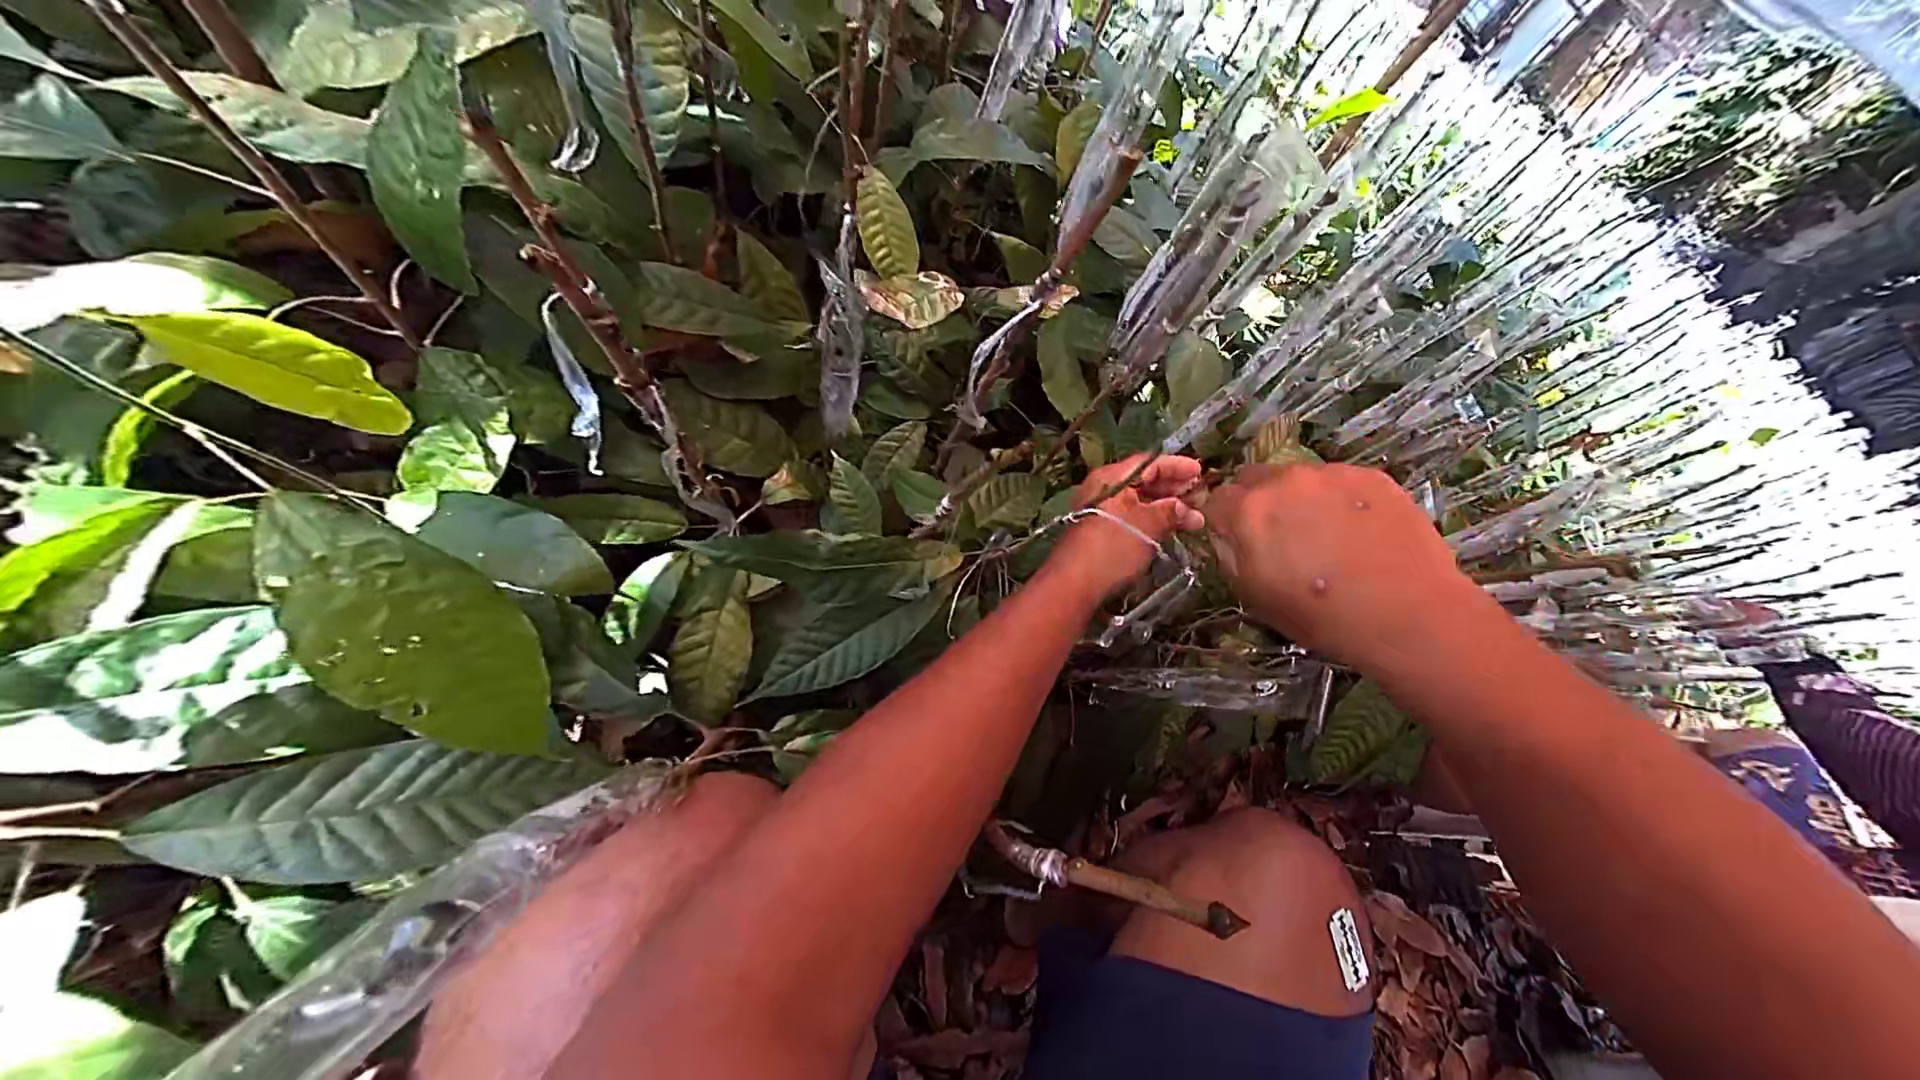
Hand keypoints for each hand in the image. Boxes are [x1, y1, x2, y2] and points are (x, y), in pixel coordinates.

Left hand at [1044, 454, 1204, 599]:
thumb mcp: (1147, 525)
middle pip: (1143, 481)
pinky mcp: (1100, 533)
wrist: (1073, 584)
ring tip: (1193, 519)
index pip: (1149, 463)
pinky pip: (1131, 518)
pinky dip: (1152, 521)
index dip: (1177, 467)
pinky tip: (1170, 530)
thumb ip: (1171, 512)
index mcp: (1112, 478)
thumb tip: (1190, 511)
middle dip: (1174, 489)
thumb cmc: (1111, 547)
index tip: (1201, 474)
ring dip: (1165, 508)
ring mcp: (1100, 512)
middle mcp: (1104, 490)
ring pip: (1138, 502)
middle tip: (1200, 499)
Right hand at [1203, 463, 1493, 673]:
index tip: (1235, 539)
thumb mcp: (1253, 595)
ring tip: (1323, 533)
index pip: (1216, 500)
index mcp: (1248, 511)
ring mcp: (1330, 474)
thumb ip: (1229, 555)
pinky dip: (1337, 499)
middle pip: (1253, 479)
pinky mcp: (1371, 476)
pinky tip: (1356, 530)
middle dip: (1256, 501)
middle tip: (1278, 536)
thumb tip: (1227, 535)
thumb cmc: (1319, 615)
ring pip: (1297, 477)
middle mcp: (1283, 481)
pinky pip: (1338, 481)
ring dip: (1297, 498)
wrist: (1407, 614)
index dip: (1222, 520)